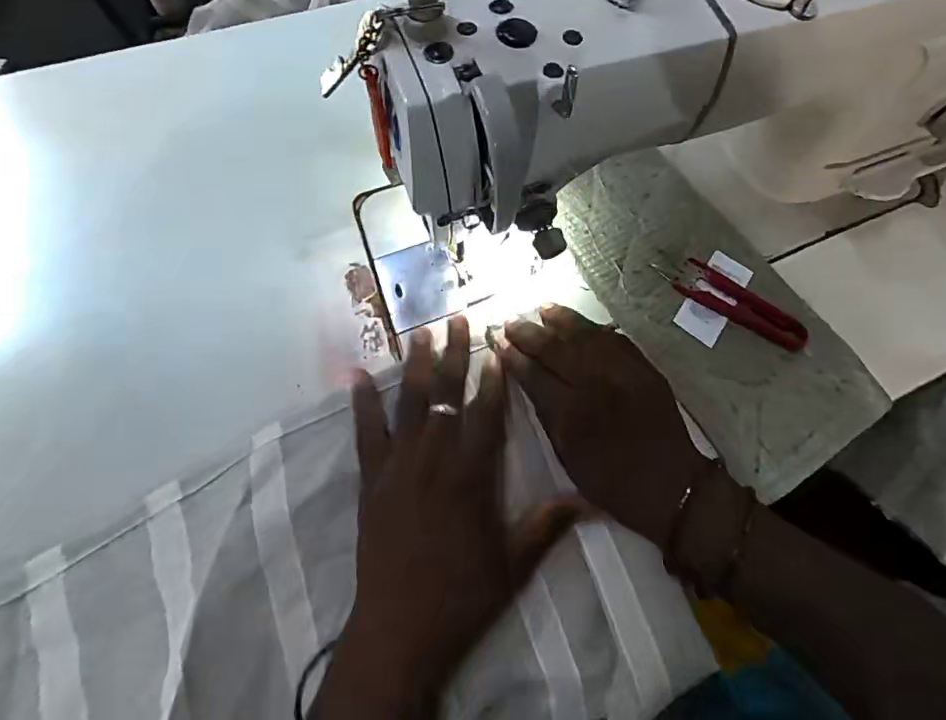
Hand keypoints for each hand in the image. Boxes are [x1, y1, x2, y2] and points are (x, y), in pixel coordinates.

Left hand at [312, 315, 581, 719]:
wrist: (400, 626)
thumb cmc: (462, 595)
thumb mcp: (513, 564)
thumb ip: (546, 525)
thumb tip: (587, 501)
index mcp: (471, 477)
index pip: (486, 415)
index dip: (494, 380)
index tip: (497, 349)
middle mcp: (434, 459)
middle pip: (447, 396)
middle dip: (454, 355)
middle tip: (458, 319)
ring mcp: (398, 465)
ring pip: (409, 403)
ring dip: (416, 365)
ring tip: (420, 333)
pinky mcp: (371, 478)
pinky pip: (365, 432)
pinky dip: (362, 402)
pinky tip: (358, 374)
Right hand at [489, 306, 714, 548]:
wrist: (674, 487)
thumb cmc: (613, 481)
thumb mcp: (569, 456)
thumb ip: (547, 415)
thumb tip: (527, 380)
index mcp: (572, 413)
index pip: (535, 374)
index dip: (515, 357)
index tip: (499, 343)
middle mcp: (596, 385)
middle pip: (556, 349)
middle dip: (530, 333)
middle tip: (512, 322)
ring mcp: (623, 372)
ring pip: (586, 335)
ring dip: (562, 320)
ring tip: (543, 309)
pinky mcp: (644, 369)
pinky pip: (615, 339)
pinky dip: (595, 328)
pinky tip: (582, 324)